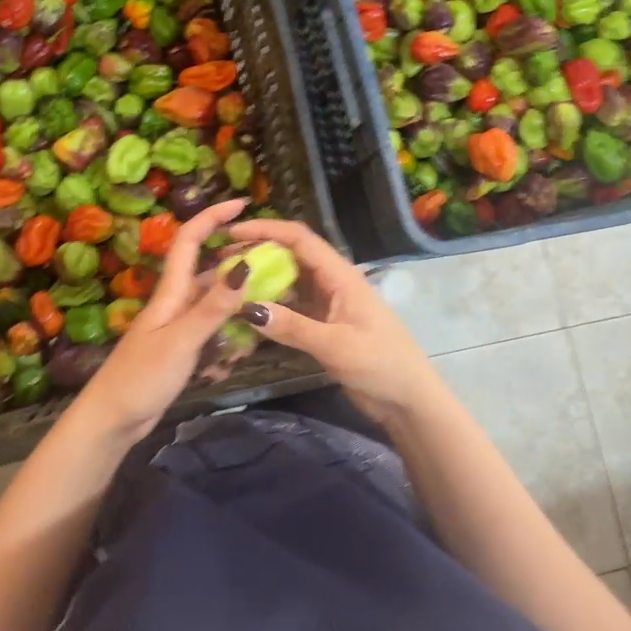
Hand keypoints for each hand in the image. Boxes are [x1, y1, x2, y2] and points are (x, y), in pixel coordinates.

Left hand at [66, 199, 250, 441]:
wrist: (111, 420)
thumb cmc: (141, 378)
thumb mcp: (181, 341)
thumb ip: (212, 307)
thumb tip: (244, 266)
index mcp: (170, 292)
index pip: (190, 240)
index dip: (212, 216)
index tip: (242, 203)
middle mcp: (174, 301)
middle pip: (205, 265)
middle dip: (234, 250)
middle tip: (271, 252)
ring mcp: (176, 324)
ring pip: (211, 295)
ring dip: (236, 286)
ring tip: (271, 286)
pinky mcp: (179, 347)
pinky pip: (210, 321)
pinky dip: (230, 318)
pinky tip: (249, 326)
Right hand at [227, 220, 441, 425]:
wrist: (408, 400)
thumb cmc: (380, 365)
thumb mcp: (335, 345)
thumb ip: (292, 327)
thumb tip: (247, 307)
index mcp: (340, 275)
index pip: (299, 239)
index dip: (266, 230)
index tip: (232, 233)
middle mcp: (333, 282)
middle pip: (291, 256)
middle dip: (258, 253)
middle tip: (221, 262)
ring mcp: (329, 304)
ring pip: (290, 282)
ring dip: (262, 280)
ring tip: (227, 285)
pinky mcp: (325, 326)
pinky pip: (293, 307)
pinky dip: (272, 307)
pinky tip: (248, 314)